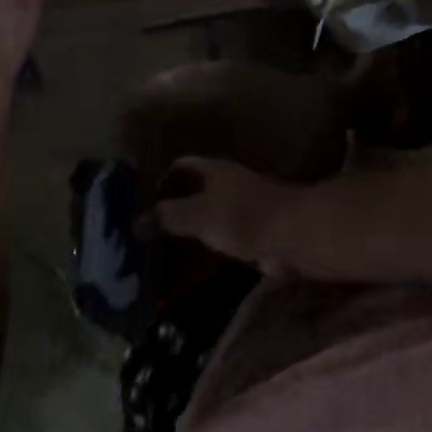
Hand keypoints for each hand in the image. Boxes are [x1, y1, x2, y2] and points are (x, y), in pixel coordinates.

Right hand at [153, 156, 297, 270]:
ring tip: (164, 251)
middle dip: (172, 208)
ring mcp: (241, 207)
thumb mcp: (199, 215)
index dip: (160, 182)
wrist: (295, 235)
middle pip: (193, 190)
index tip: (141, 206)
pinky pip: (223, 236)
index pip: (179, 166)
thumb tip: (136, 220)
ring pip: (208, 214)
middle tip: (147, 234)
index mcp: (213, 170)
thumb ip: (169, 216)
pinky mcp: (253, 231)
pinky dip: (208, 246)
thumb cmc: (244, 217)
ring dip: (190, 229)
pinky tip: (194, 264)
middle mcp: (226, 183)